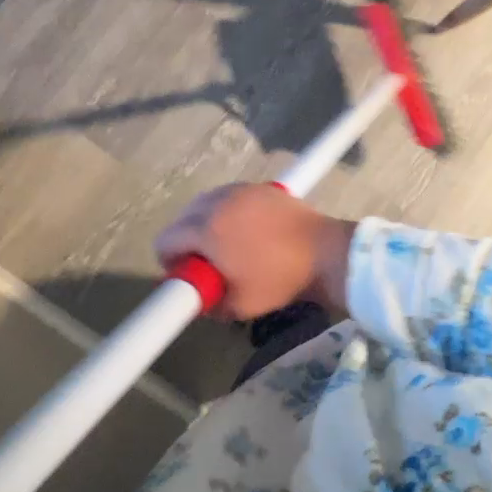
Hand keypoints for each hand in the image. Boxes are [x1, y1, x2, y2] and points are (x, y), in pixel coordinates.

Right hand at [154, 184, 353, 320]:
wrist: (325, 253)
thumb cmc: (280, 280)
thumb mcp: (238, 305)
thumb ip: (209, 302)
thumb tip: (197, 298)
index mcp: (206, 229)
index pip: (166, 239)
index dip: (168, 260)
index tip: (184, 274)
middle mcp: (217, 202)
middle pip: (181, 217)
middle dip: (184, 240)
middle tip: (202, 262)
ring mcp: (240, 190)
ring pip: (204, 203)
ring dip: (203, 223)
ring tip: (222, 245)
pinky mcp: (260, 186)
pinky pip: (228, 196)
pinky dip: (225, 210)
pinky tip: (242, 229)